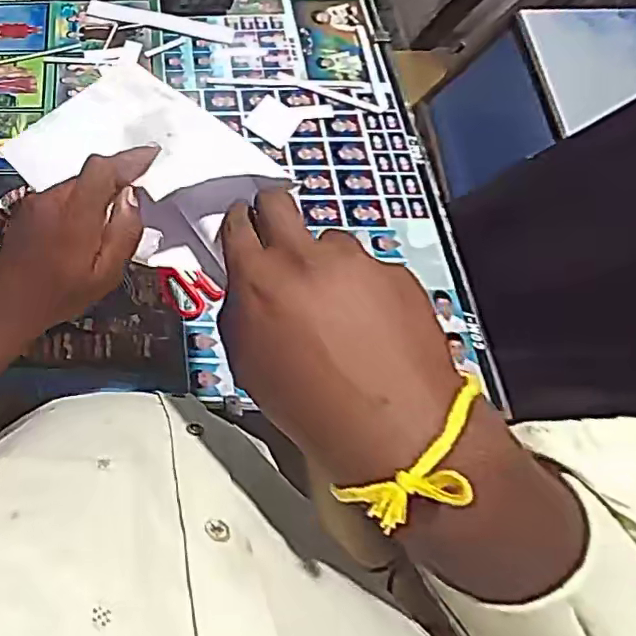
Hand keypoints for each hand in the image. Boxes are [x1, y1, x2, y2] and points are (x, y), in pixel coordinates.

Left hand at [0, 146, 155, 396]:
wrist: (6, 303)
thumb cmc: (59, 294)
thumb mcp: (105, 274)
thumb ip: (125, 231)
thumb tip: (131, 197)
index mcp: (75, 213)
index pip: (103, 169)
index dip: (130, 159)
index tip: (152, 154)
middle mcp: (53, 198)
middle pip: (89, 175)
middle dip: (114, 181)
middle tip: (133, 198)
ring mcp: (35, 201)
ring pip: (74, 186)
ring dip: (93, 195)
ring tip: (104, 223)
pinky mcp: (26, 207)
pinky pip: (59, 196)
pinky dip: (75, 204)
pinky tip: (77, 230)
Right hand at [216, 189, 466, 486]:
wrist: (399, 434)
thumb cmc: (310, 404)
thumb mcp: (245, 356)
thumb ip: (240, 305)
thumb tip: (246, 284)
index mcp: (257, 276)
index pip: (236, 221)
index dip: (237, 223)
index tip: (242, 229)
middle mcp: (303, 258)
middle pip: (277, 202)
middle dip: (271, 211)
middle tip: (275, 236)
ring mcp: (354, 262)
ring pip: (327, 239)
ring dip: (322, 259)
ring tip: (333, 302)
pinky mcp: (396, 273)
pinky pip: (367, 266)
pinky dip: (361, 284)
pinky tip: (367, 320)